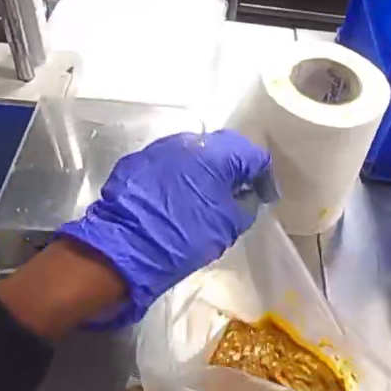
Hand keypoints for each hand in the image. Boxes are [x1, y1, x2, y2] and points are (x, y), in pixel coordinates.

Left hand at [56, 130, 271, 327]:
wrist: (124, 248)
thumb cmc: (184, 238)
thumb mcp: (228, 226)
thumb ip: (245, 205)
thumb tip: (247, 196)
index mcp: (217, 154)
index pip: (254, 155)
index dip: (265, 177)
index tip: (266, 197)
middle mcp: (189, 143)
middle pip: (224, 147)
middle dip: (237, 168)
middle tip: (241, 191)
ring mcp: (161, 149)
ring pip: (195, 153)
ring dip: (208, 170)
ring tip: (211, 194)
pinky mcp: (139, 161)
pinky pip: (172, 163)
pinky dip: (183, 176)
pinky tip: (181, 197)